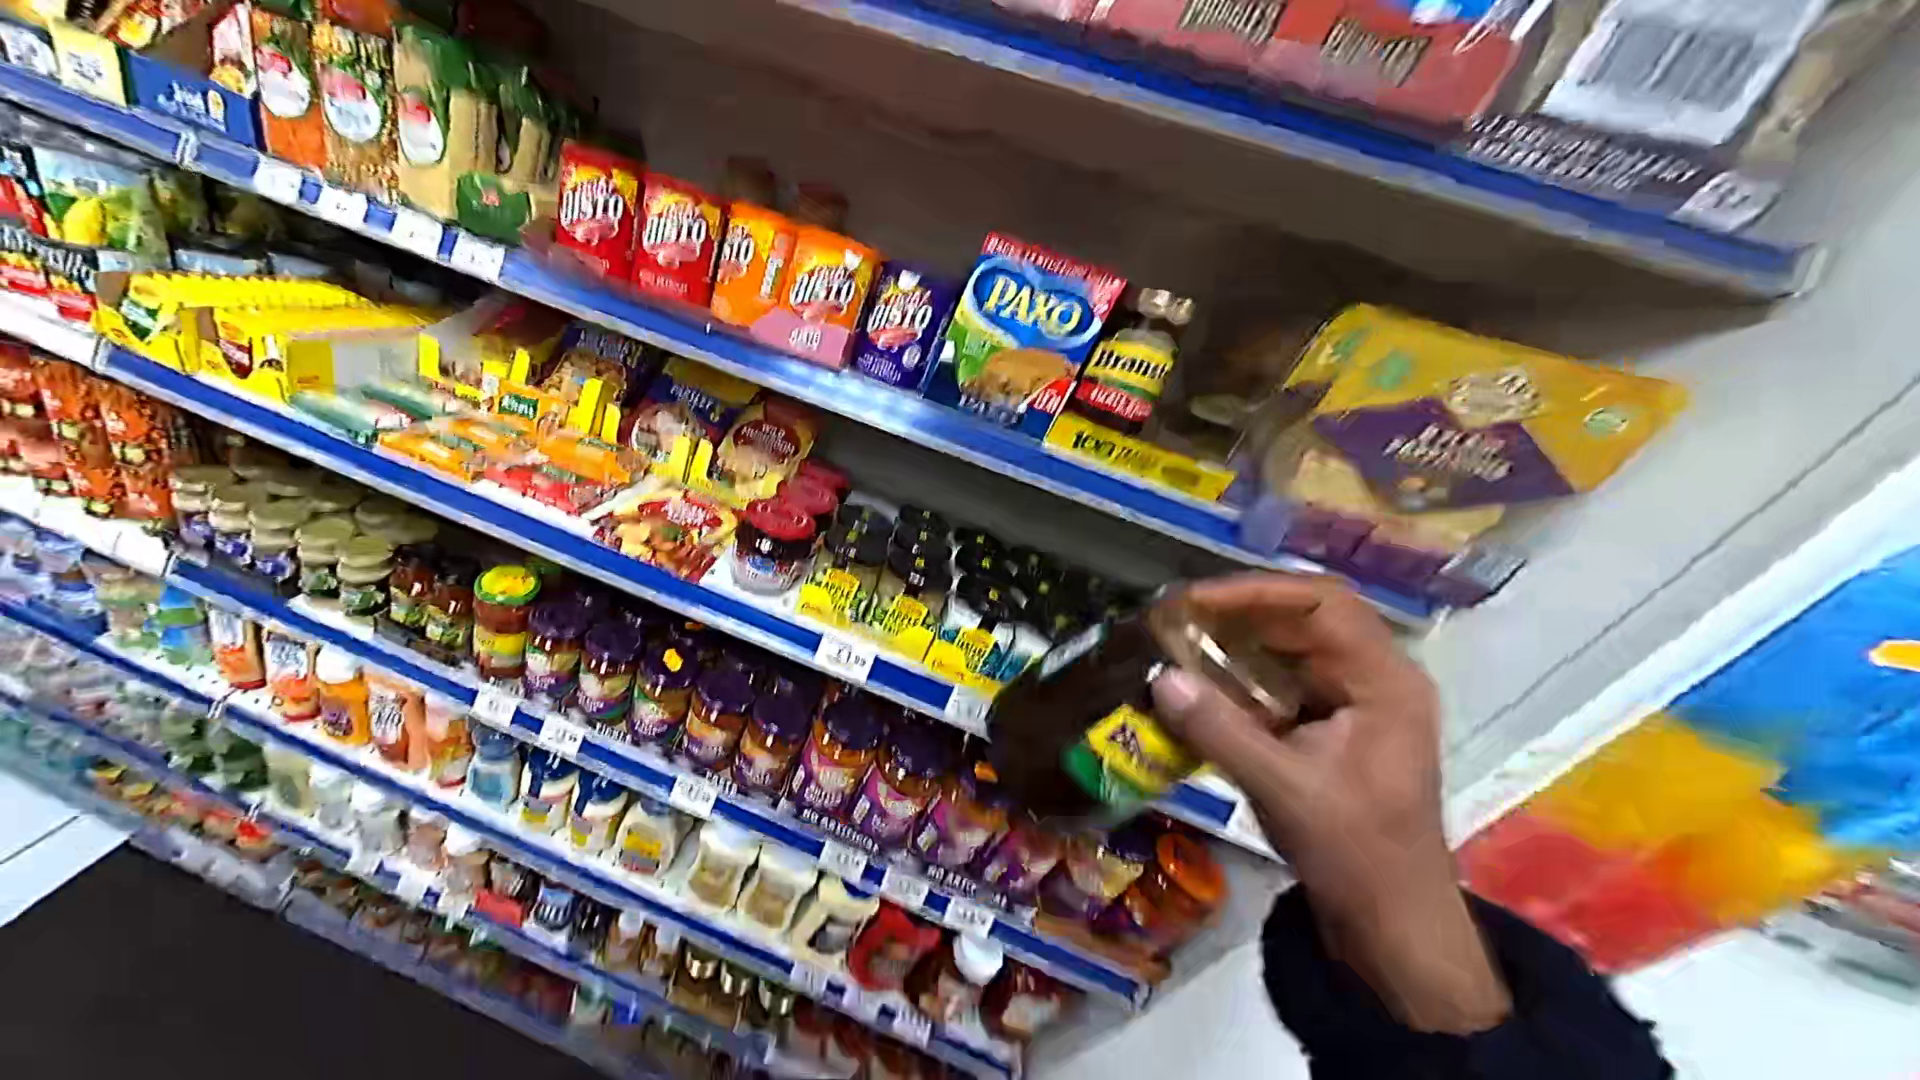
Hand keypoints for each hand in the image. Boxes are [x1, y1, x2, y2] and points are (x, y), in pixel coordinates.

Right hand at [1151, 572, 1509, 1032]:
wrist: (1392, 924)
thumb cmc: (1357, 856)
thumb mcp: (1285, 790)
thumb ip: (1221, 731)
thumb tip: (1160, 678)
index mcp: (1384, 681)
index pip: (1322, 604)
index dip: (1256, 592)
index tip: (1196, 602)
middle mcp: (1373, 676)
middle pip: (1302, 616)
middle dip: (1237, 611)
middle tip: (1176, 615)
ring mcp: (1352, 698)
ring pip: (1288, 644)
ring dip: (1234, 638)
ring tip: (1179, 638)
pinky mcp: (1330, 721)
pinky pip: (1279, 677)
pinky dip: (1238, 672)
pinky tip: (1200, 679)